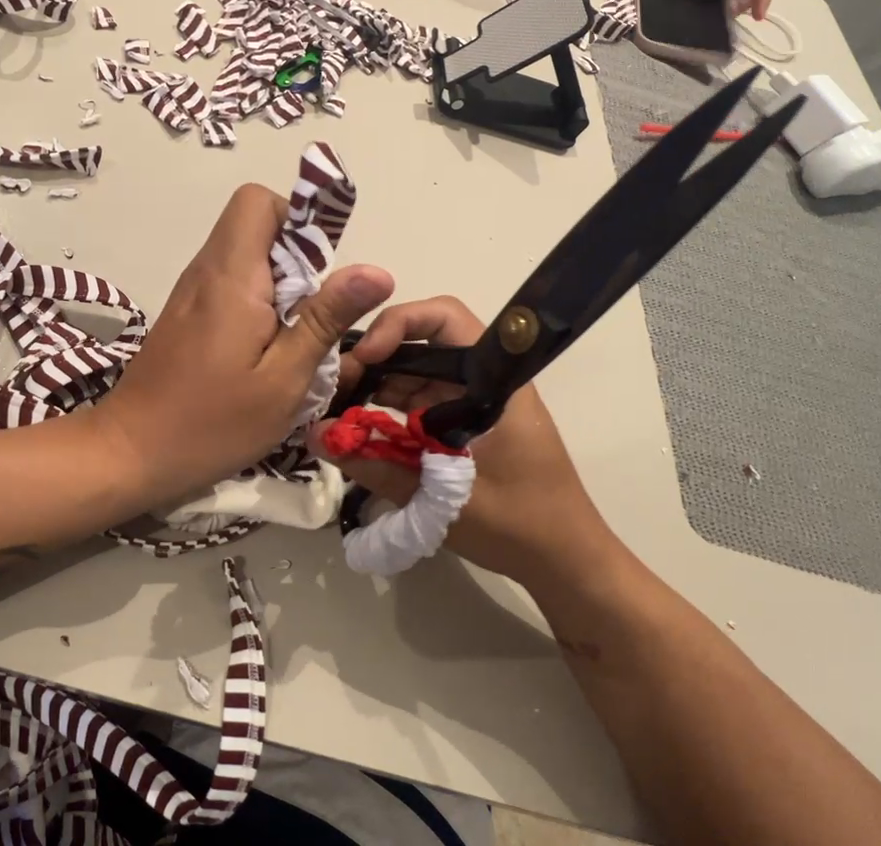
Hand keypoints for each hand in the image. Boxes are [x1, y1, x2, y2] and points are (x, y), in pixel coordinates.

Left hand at [92, 184, 393, 500]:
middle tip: (310, 318)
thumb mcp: (284, 378)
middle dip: (297, 260)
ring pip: (244, 260)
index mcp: (230, 276)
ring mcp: (190, 295)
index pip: (257, 201)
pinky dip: (255, 307)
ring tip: (291, 342)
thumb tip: (376, 270)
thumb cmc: (213, 423)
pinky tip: (261, 356)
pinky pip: (229, 288)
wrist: (131, 452)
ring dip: (279, 288)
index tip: (319, 275)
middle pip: (255, 227)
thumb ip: (325, 319)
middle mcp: (205, 273)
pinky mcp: (184, 318)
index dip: (298, 221)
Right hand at [304, 297, 618, 588]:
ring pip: (410, 373)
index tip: (364, 356)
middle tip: (330, 387)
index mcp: (493, 384)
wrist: (564, 562)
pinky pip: (413, 402)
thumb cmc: (520, 526)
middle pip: (418, 343)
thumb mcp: (442, 500)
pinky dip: (382, 409)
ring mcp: (468, 402)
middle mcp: (480, 382)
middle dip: (370, 357)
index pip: (445, 319)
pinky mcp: (457, 424)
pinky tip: (352, 427)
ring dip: (371, 384)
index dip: (399, 323)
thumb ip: (377, 467)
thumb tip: (315, 435)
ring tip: (330, 407)